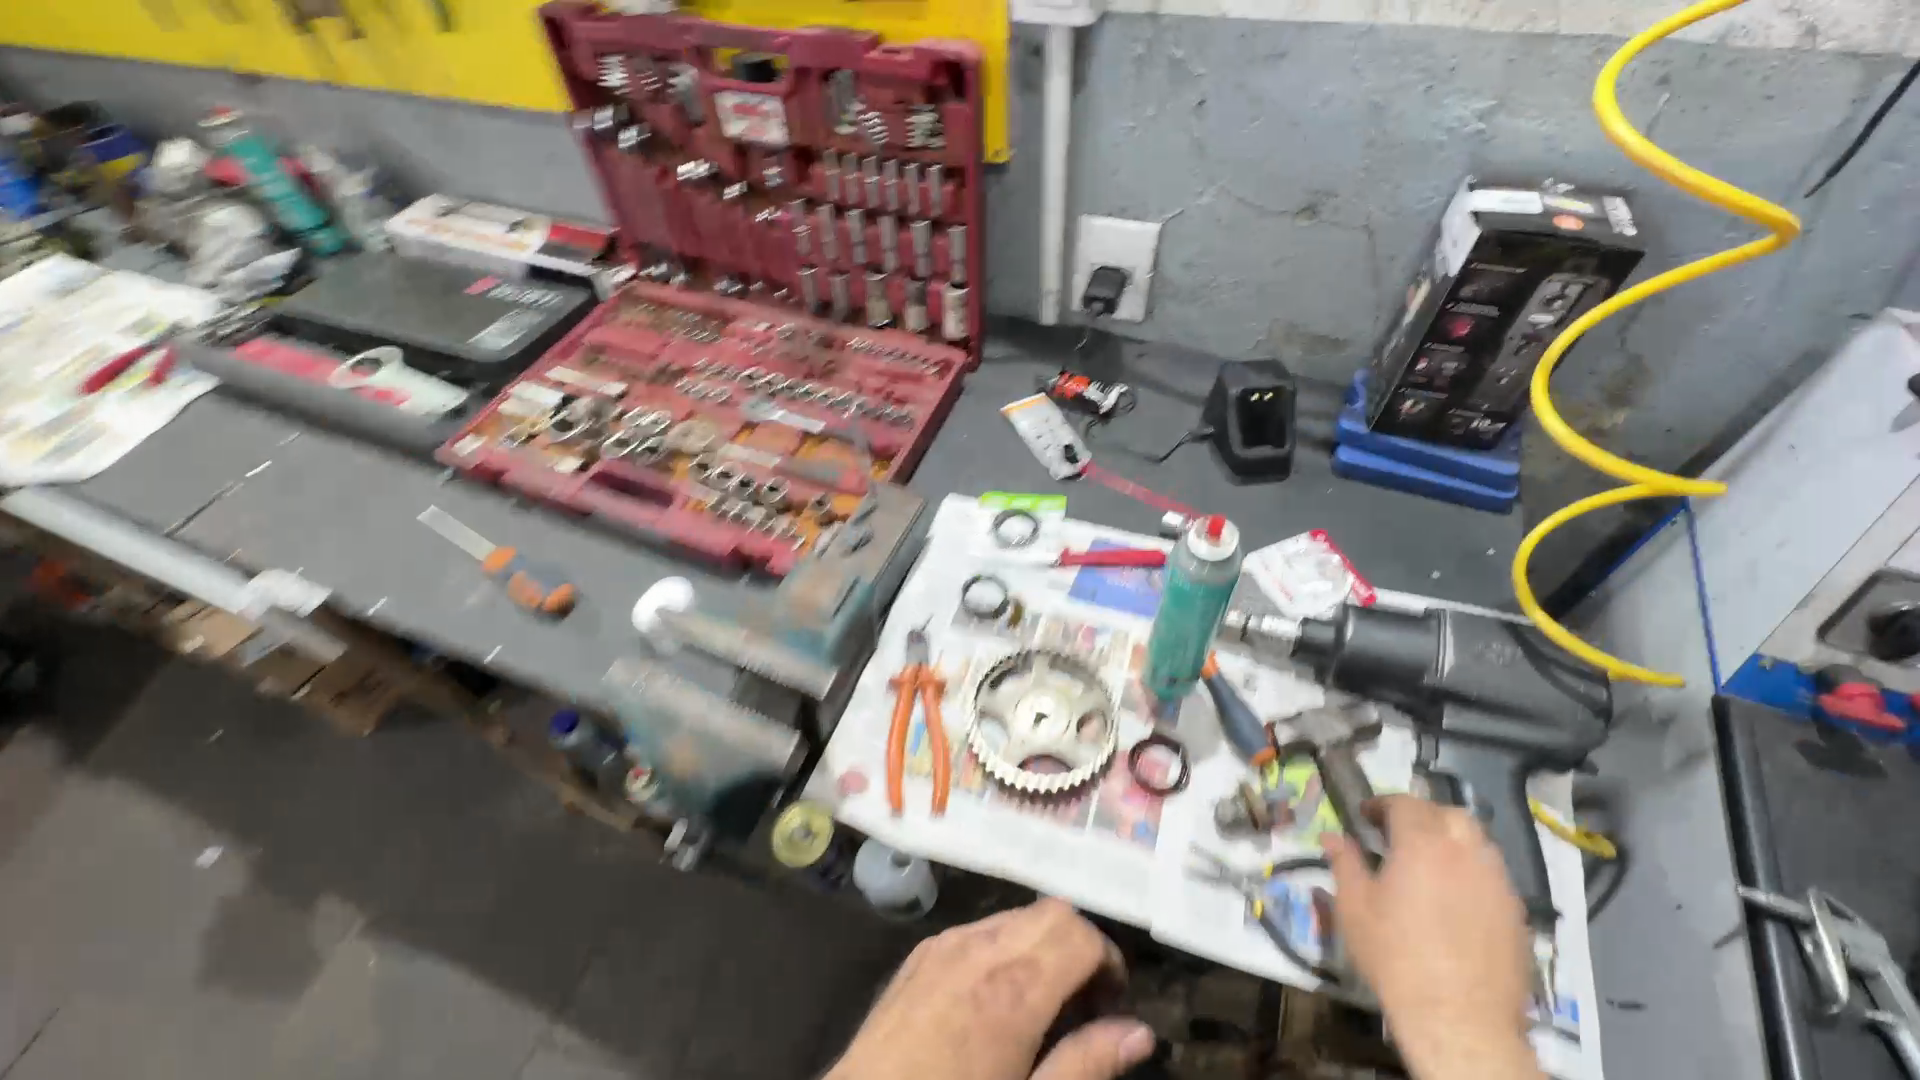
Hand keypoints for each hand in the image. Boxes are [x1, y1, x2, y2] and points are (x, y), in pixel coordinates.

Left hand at [826, 899, 1158, 1079]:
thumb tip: (1140, 1032)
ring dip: (1042, 944)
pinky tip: (996, 998)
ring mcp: (945, 945)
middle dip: (1079, 946)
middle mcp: (980, 949)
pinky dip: (1004, 946)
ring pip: (1016, 915)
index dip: (1108, 961)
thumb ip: (1085, 1065)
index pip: (1079, 933)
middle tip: (1085, 1003)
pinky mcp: (920, 954)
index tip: (1112, 1003)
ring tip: (1044, 1002)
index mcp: (1012, 988)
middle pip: (1052, 912)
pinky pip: (979, 928)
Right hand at [1324, 796, 1541, 1079]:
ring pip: (1478, 842)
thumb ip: (1344, 863)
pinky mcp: (1516, 913)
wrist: (1460, 1017)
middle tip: (1400, 833)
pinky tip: (1454, 899)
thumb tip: (1333, 837)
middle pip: (1450, 814)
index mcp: (1423, 843)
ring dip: (1452, 840)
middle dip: (1424, 814)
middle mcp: (1466, 852)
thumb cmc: (1395, 955)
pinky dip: (1472, 872)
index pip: (1405, 803)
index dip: (1382, 804)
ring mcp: (1497, 882)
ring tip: (1429, 864)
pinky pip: (1493, 876)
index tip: (1365, 816)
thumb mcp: (1354, 907)